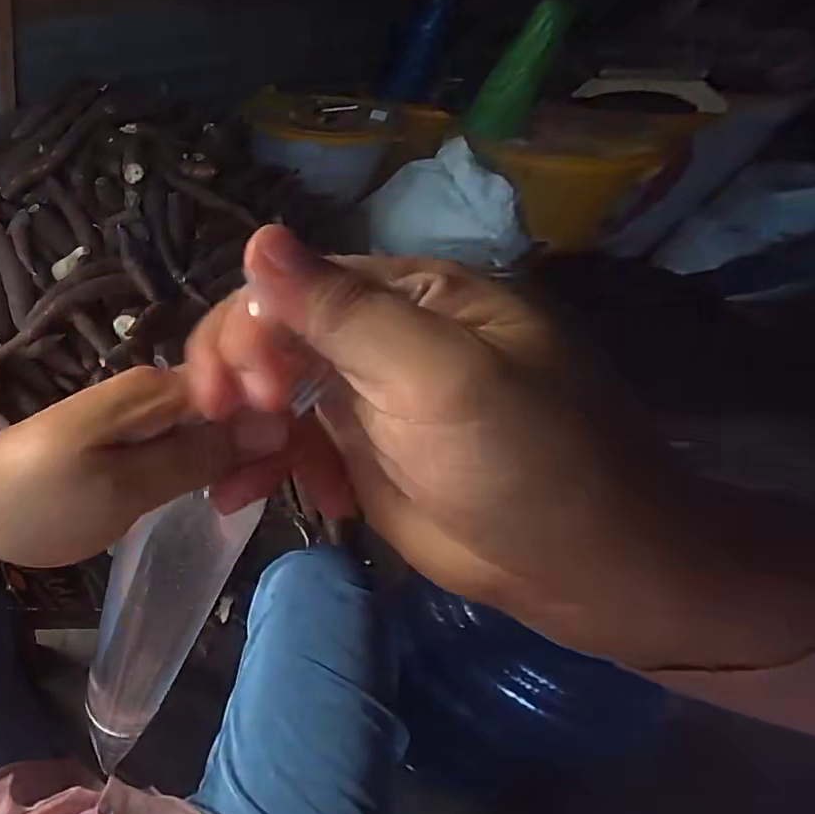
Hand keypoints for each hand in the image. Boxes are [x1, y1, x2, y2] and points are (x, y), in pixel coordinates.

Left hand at [0, 366, 284, 568]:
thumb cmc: (39, 500)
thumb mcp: (122, 487)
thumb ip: (195, 456)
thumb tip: (273, 424)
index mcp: (155, 388)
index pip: (247, 386)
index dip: (277, 425)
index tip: (284, 476)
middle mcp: (154, 389)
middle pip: (235, 405)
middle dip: (257, 448)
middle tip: (247, 501)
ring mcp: (140, 413)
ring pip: (214, 428)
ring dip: (233, 462)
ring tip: (232, 504)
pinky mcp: (130, 440)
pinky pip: (186, 444)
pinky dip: (205, 468)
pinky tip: (215, 494)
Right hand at [184, 225, 814, 669]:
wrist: (586, 575)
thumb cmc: (525, 463)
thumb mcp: (436, 378)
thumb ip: (344, 313)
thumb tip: (258, 238)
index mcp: (399, 295)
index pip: (285, 289)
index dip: (243, 334)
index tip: (237, 396)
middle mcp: (369, 334)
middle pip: (262, 337)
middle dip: (233, 383)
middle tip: (228, 431)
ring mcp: (354, 392)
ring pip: (260, 391)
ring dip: (236, 429)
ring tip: (237, 478)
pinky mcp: (346, 446)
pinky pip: (278, 441)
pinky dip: (255, 465)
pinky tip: (244, 495)